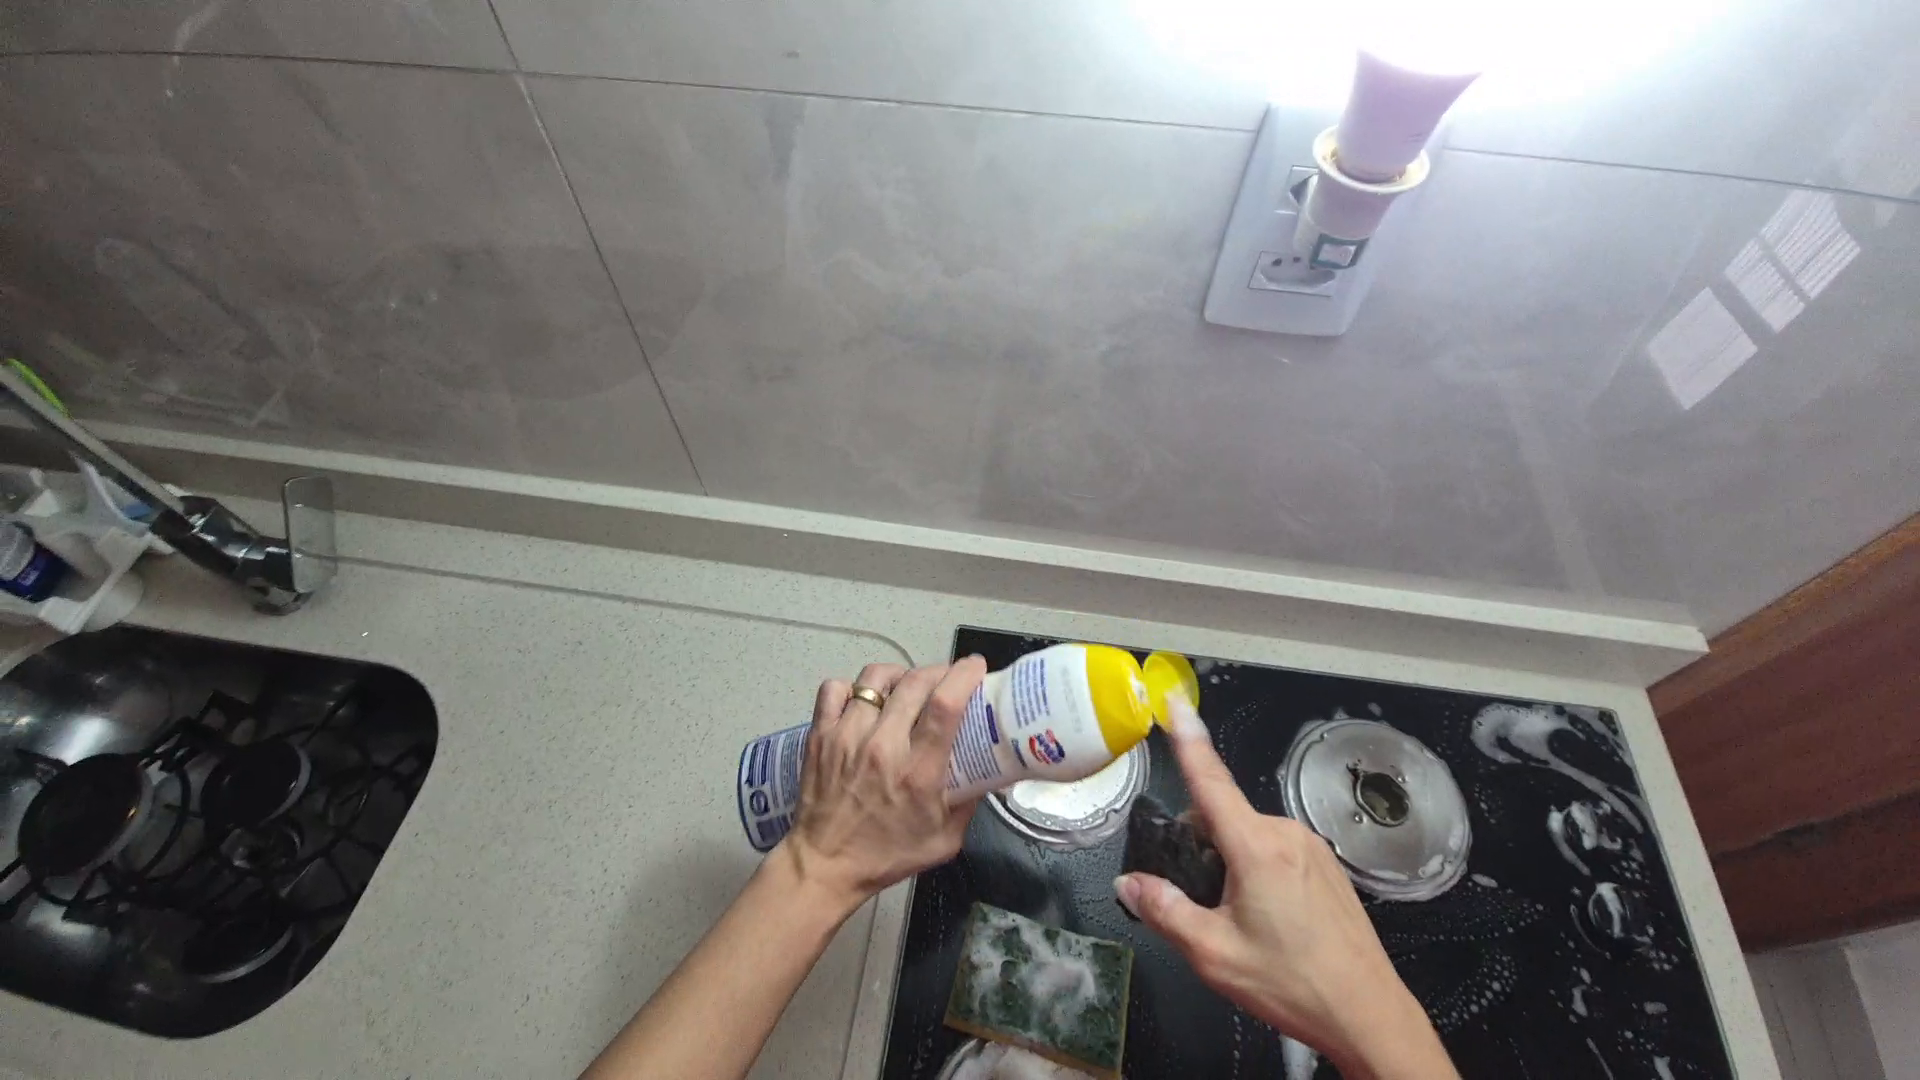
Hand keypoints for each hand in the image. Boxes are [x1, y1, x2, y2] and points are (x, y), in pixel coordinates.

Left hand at [779, 657, 988, 912]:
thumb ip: (970, 802)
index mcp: (918, 771)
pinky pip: (835, 688)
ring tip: (907, 687)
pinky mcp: (820, 735)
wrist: (824, 866)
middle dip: (939, 670)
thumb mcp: (945, 840)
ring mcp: (847, 736)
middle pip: (915, 682)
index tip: (976, 666)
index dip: (964, 675)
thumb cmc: (887, 855)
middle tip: (948, 679)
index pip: (945, 704)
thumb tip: (991, 769)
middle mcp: (882, 745)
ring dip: (900, 675)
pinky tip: (866, 700)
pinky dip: (854, 687)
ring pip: (876, 678)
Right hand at [1114, 699, 1457, 1079]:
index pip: (1210, 780)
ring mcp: (1312, 847)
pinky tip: (1270, 917)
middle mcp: (1286, 834)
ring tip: (1240, 918)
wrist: (1372, 1017)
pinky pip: (1275, 848)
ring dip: (1229, 859)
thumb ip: (1165, 911)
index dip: (1188, 739)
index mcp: (1256, 847)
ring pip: (1247, 834)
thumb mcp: (1214, 954)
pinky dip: (1257, 867)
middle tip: (1204, 902)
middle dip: (1201, 846)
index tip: (1175, 701)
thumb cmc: (1292, 984)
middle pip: (1222, 816)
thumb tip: (1129, 882)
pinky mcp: (1328, 865)